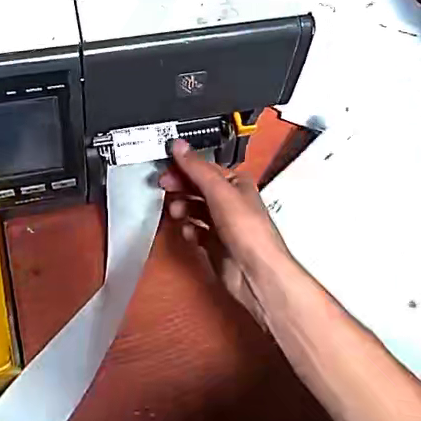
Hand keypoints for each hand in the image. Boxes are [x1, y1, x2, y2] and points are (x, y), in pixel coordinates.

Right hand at [158, 139, 291, 327]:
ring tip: (176, 211)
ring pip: (195, 209)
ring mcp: (223, 224)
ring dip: (183, 207)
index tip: (166, 168)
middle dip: (181, 187)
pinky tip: (188, 231)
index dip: (185, 167)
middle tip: (165, 187)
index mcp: (236, 183)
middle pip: (198, 188)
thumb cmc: (249, 232)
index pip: (205, 168)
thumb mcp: (220, 191)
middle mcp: (230, 202)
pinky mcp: (216, 245)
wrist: (256, 273)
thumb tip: (180, 146)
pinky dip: (189, 229)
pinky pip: (196, 232)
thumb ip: (197, 168)